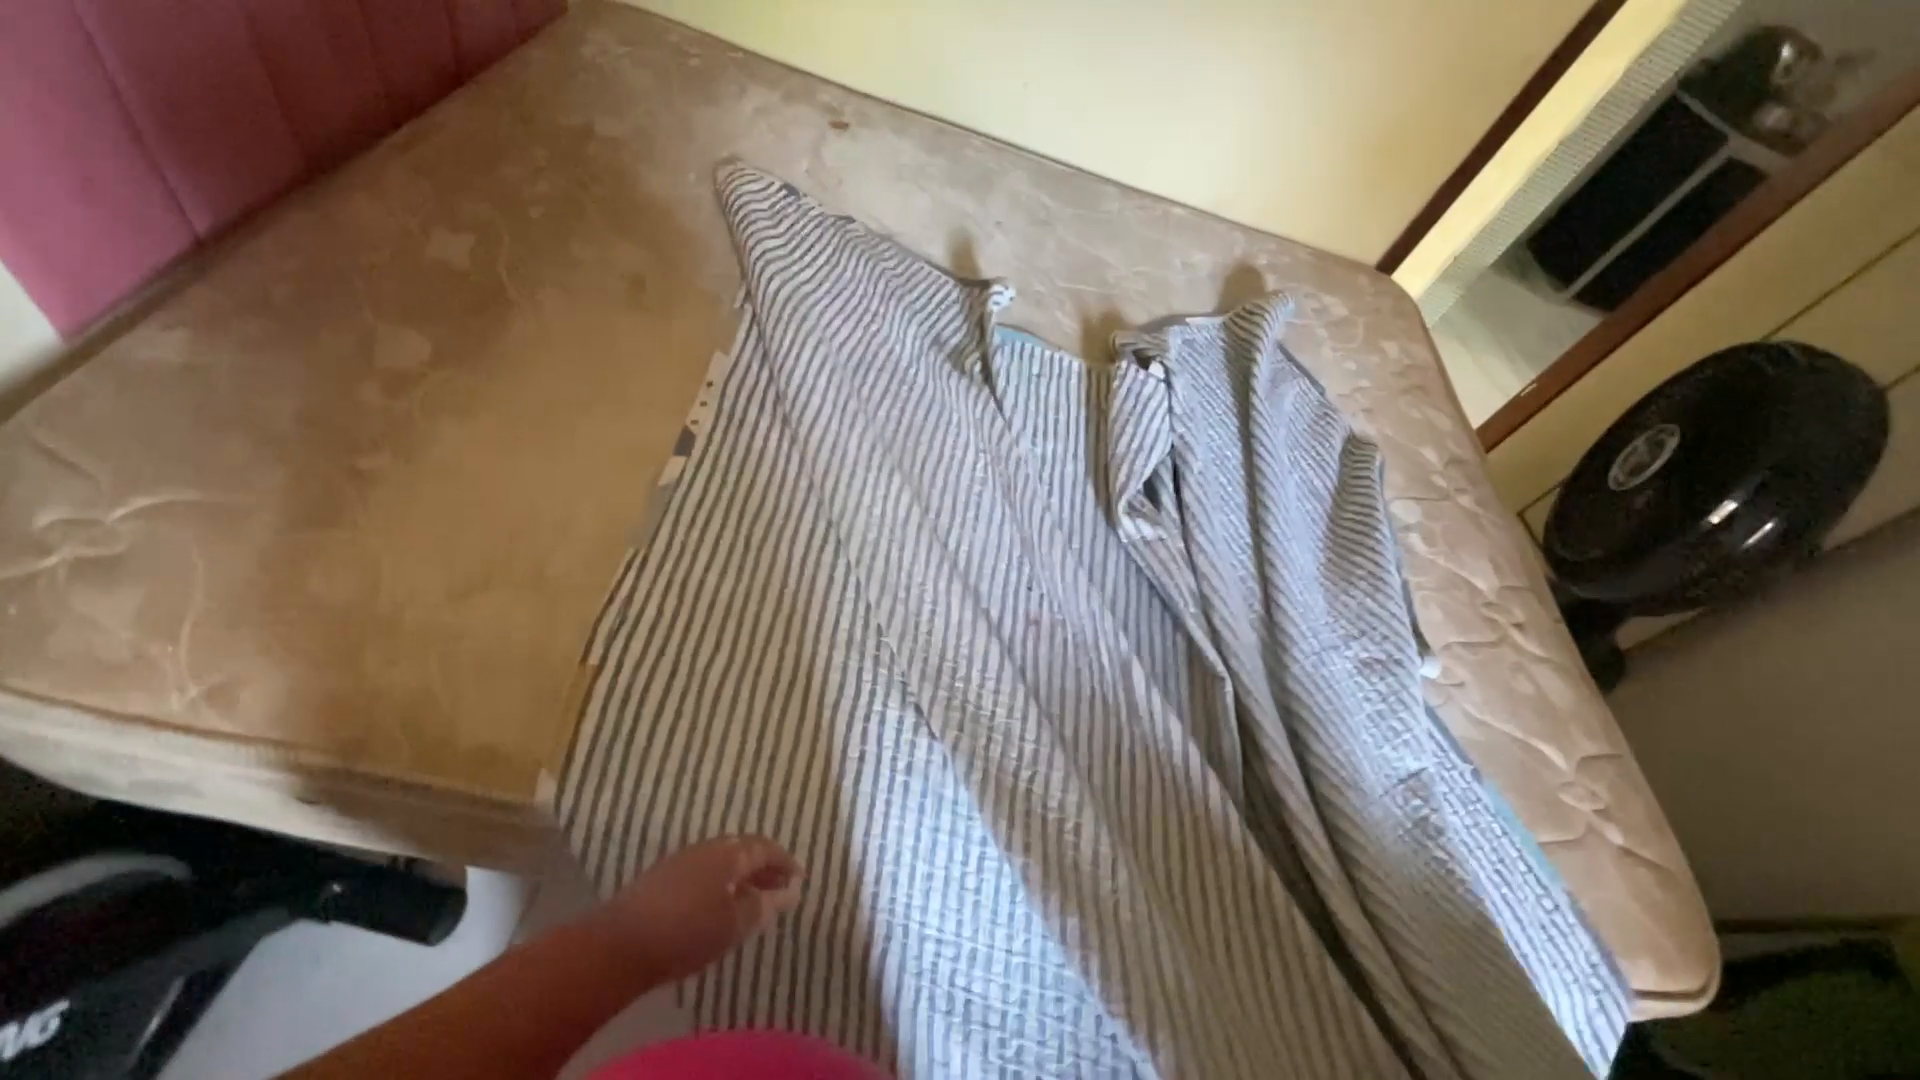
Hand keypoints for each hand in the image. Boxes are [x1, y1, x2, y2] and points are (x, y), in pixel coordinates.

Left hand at [601, 836, 803, 983]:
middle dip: (763, 868)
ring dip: (740, 876)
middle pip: (742, 850)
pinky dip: (719, 883)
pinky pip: (702, 872)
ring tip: (751, 901)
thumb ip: (764, 906)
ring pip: (720, 861)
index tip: (799, 879)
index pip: (765, 848)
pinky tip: (718, 906)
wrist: (619, 946)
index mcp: (728, 854)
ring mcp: (680, 861)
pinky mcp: (660, 878)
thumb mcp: (734, 925)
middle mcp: (706, 849)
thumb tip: (788, 893)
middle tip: (778, 889)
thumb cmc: (687, 932)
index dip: (785, 862)